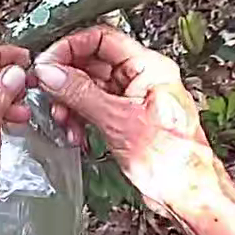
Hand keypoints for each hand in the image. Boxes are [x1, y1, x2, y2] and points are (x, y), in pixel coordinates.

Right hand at [32, 27, 234, 234]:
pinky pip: (93, 109)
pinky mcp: (125, 121)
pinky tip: (75, 133)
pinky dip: (79, 119)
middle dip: (66, 80)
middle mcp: (141, 80)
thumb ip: (81, 93)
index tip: (47, 64)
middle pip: (92, 63)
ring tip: (62, 119)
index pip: (101, 39)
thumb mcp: (118, 120)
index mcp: (149, 68)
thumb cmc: (173, 160)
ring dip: (69, 103)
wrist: (187, 194)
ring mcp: (132, 101)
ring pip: (89, 88)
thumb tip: (51, 72)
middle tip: (47, 93)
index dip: (70, 48)